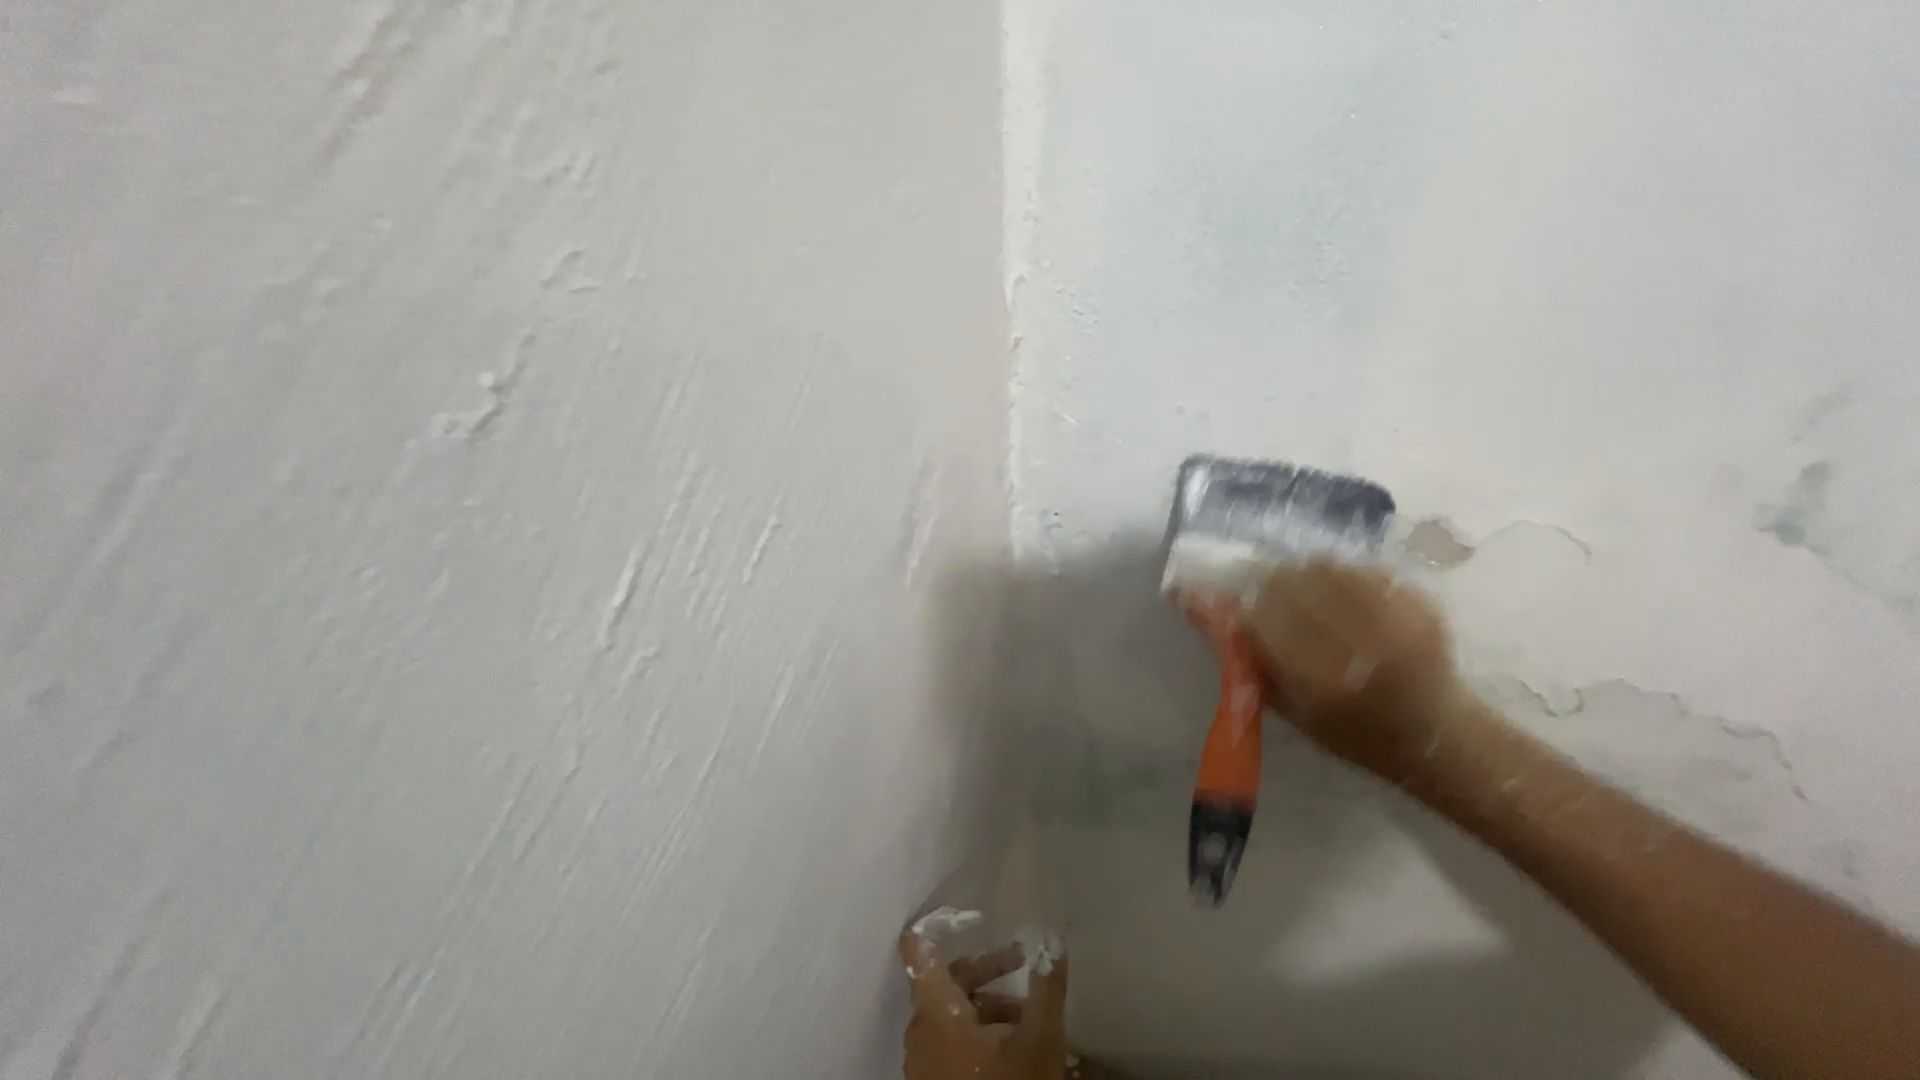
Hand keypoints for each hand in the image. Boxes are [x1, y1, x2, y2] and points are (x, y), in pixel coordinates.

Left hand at [899, 921, 1069, 1079]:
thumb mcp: (1039, 1041)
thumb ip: (1046, 987)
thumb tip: (1052, 939)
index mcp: (936, 1011)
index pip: (919, 948)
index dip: (938, 921)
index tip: (969, 911)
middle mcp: (920, 1029)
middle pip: (945, 978)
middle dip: (986, 967)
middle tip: (1021, 961)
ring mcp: (922, 1059)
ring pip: (950, 1010)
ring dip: (987, 1001)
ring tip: (1028, 1011)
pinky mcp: (932, 1079)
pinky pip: (948, 1038)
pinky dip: (976, 1028)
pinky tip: (1013, 1043)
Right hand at [1244, 559, 1460, 774]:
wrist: (1437, 736)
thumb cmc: (1352, 735)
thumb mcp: (1291, 708)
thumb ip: (1245, 657)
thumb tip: (1197, 605)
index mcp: (1324, 681)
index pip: (1261, 618)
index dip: (1238, 606)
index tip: (1227, 605)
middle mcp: (1361, 644)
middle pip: (1290, 583)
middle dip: (1269, 588)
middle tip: (1269, 602)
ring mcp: (1396, 618)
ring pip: (1323, 566)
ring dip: (1303, 576)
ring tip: (1306, 596)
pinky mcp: (1419, 601)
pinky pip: (1360, 567)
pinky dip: (1340, 575)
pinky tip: (1343, 596)